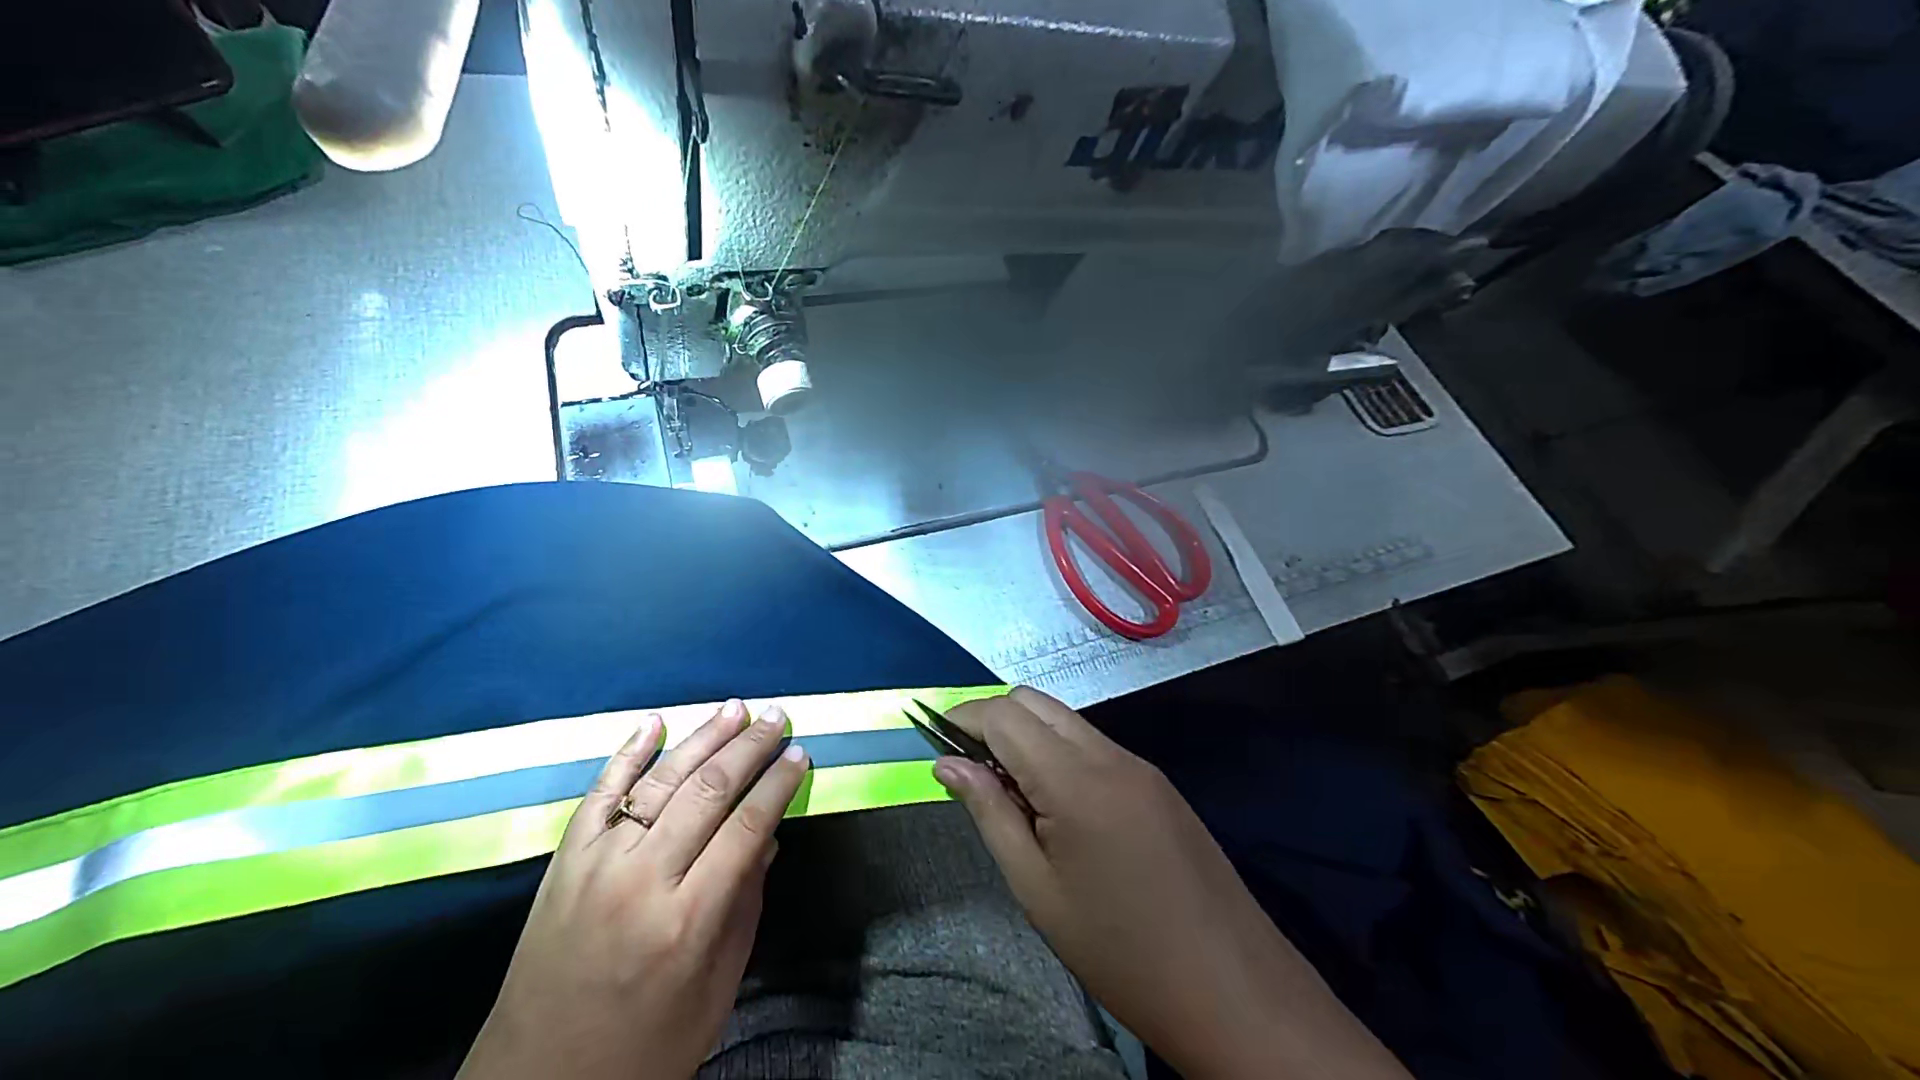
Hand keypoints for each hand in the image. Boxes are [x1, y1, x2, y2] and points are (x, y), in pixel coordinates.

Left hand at [459, 699, 809, 1079]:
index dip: (779, 783)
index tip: (801, 753)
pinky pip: (600, 794)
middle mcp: (642, 880)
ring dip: (702, 738)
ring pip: (660, 781)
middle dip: (749, 747)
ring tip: (735, 708)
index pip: (748, 826)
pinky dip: (627, 753)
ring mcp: (596, 865)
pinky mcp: (564, 862)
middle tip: (777, 716)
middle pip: (708, 792)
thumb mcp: (717, 986)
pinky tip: (654, 722)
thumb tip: (768, 836)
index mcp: (688, 919)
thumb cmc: (646, 1045)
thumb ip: (745, 903)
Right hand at [936, 688, 1408, 1079]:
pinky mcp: (1157, 782)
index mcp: (1076, 779)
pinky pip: (1093, 743)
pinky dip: (1058, 750)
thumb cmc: (1117, 948)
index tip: (935, 741)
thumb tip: (946, 764)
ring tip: (1008, 788)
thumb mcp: (1036, 888)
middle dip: (993, 719)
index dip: (963, 718)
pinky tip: (1054, 800)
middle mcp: (1110, 754)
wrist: (1231, 987)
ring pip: (1065, 718)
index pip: (1005, 715)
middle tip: (969, 767)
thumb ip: (989, 812)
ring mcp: (1139, 765)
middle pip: (1035, 702)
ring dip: (1026, 734)